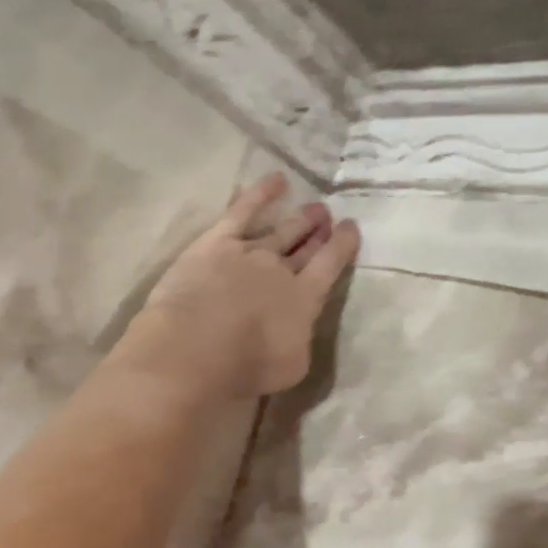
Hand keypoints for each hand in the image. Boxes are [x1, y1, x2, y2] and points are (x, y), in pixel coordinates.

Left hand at [121, 172, 360, 399]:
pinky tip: (276, 180)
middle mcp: (281, 270)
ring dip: (298, 218)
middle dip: (318, 232)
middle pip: (304, 247)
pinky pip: (242, 210)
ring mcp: (249, 251)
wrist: (196, 346)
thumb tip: (295, 329)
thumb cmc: (244, 367)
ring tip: (313, 206)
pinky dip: (260, 193)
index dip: (342, 247)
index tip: (351, 229)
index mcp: (303, 301)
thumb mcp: (290, 367)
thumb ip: (297, 341)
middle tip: (327, 216)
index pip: (329, 268)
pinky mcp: (216, 241)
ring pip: (279, 230)